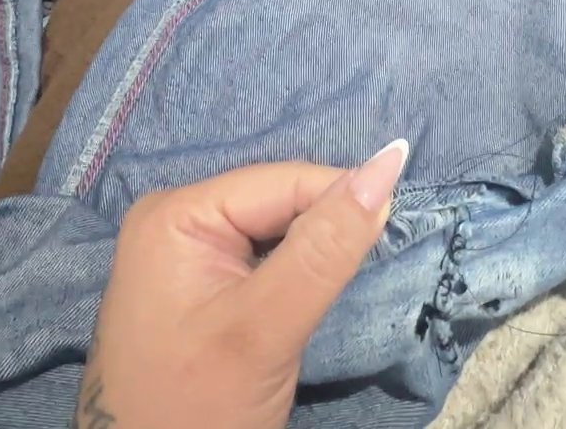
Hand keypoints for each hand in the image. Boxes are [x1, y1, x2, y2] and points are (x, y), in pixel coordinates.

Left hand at [78, 141, 409, 428]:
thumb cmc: (197, 414)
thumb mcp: (265, 329)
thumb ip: (325, 247)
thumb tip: (389, 161)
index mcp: (177, 213)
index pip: (285, 182)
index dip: (343, 202)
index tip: (388, 235)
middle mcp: (176, 216)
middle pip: (280, 201)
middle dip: (322, 232)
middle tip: (350, 277)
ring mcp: (183, 249)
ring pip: (275, 227)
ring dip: (310, 253)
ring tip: (324, 291)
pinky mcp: (197, 279)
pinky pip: (260, 252)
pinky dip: (291, 271)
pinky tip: (298, 298)